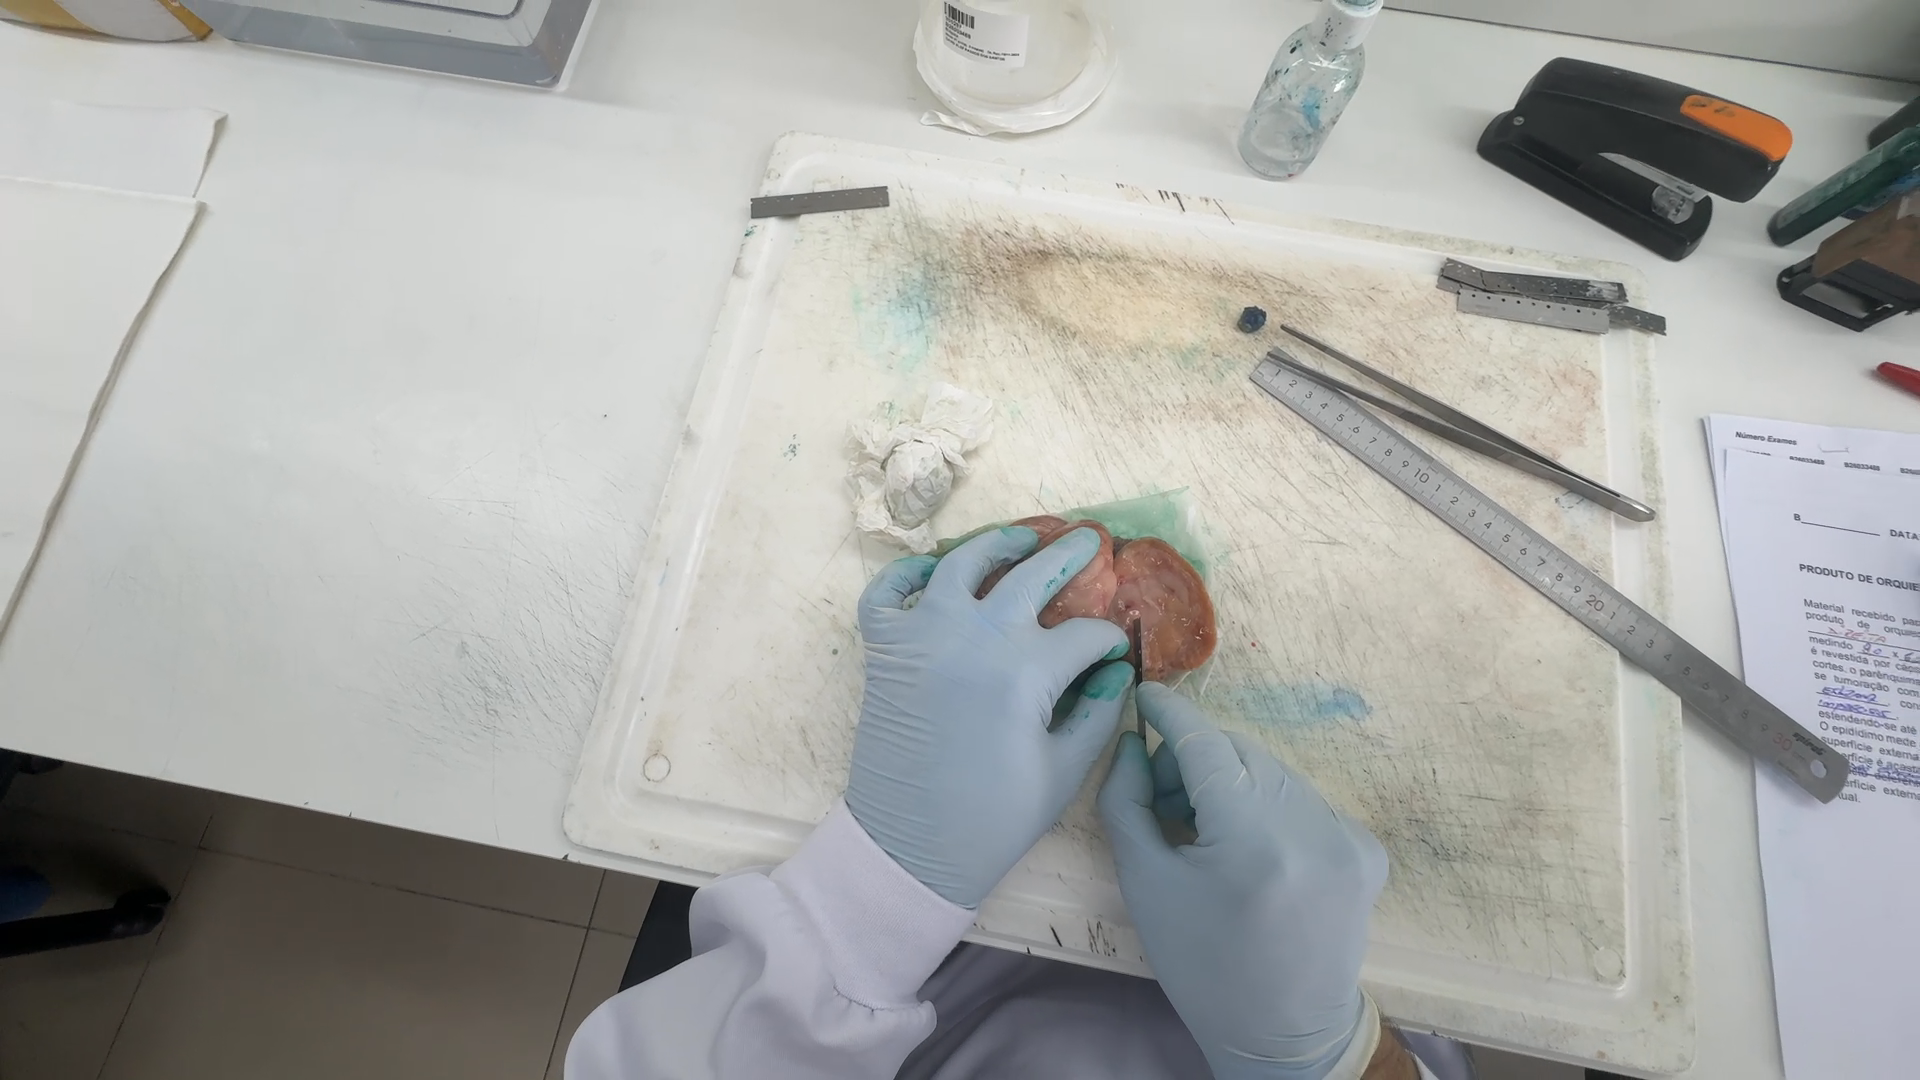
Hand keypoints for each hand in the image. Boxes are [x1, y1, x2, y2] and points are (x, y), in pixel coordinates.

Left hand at [846, 525, 1133, 908]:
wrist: (909, 846)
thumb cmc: (994, 817)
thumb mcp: (1064, 771)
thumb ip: (1098, 712)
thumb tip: (1117, 670)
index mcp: (1025, 670)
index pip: (1084, 635)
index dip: (1108, 639)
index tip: (1115, 645)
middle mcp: (975, 636)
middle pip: (1032, 575)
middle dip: (1069, 555)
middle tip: (1088, 539)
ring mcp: (923, 634)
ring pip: (961, 564)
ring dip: (995, 544)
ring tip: (1019, 537)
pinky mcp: (885, 648)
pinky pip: (886, 593)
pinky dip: (905, 574)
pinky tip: (932, 571)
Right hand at [1098, 683, 1387, 1079]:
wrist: (1284, 1038)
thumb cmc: (1200, 963)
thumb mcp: (1142, 880)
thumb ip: (1125, 799)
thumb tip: (1135, 742)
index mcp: (1251, 837)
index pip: (1203, 742)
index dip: (1170, 712)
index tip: (1145, 693)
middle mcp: (1309, 825)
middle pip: (1235, 750)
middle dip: (1192, 760)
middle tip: (1164, 801)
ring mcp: (1346, 837)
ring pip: (1268, 769)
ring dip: (1229, 780)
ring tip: (1206, 829)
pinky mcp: (1365, 851)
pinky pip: (1300, 796)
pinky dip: (1267, 803)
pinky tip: (1252, 846)